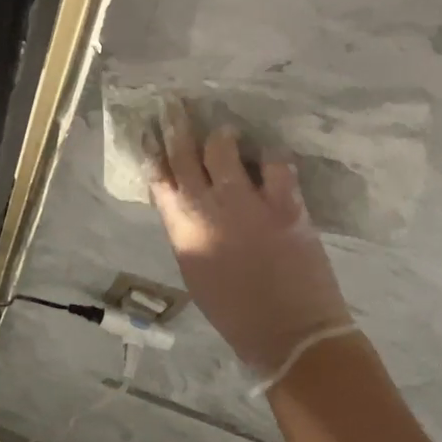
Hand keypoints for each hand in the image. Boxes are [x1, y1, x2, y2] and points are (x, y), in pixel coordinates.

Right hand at [148, 98, 353, 376]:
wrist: (291, 336)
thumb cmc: (237, 314)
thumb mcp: (196, 271)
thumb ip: (187, 231)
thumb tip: (188, 202)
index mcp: (181, 229)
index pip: (159, 178)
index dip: (153, 150)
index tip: (150, 130)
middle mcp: (207, 209)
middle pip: (185, 154)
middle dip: (176, 126)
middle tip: (175, 106)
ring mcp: (245, 203)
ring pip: (224, 148)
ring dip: (224, 137)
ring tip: (228, 133)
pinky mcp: (284, 204)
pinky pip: (274, 164)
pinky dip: (271, 159)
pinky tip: (271, 159)